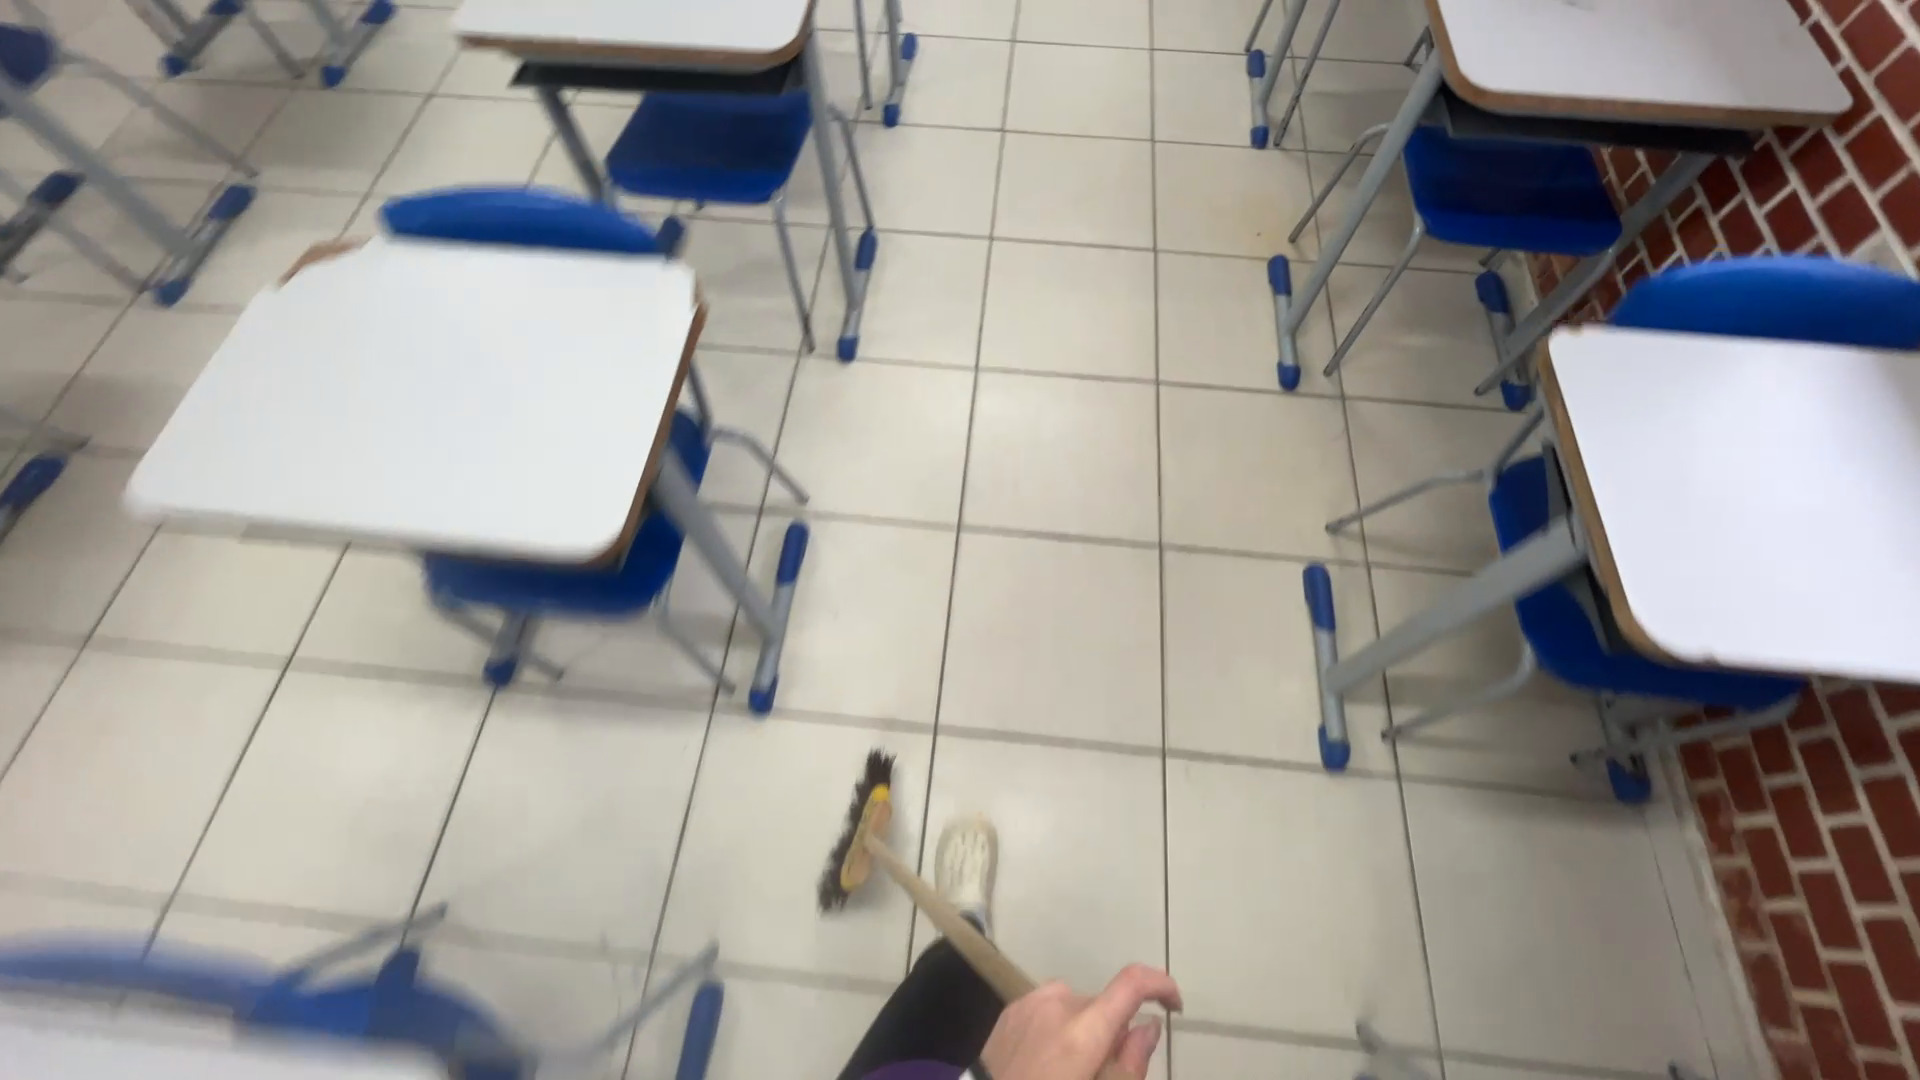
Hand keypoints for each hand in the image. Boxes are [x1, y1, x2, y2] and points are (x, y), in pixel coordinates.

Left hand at [978, 964, 1182, 1079]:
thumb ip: (1129, 1064)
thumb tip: (1149, 1025)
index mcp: (1083, 1030)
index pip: (1131, 983)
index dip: (1161, 984)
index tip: (1174, 1005)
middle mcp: (1060, 1002)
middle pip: (1103, 1007)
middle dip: (1112, 1034)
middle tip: (1102, 1072)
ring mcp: (1033, 1001)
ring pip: (1077, 1009)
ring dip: (1084, 1032)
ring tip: (1069, 1072)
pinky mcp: (1014, 1008)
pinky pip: (1050, 1010)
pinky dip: (1059, 1029)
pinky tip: (1046, 1062)